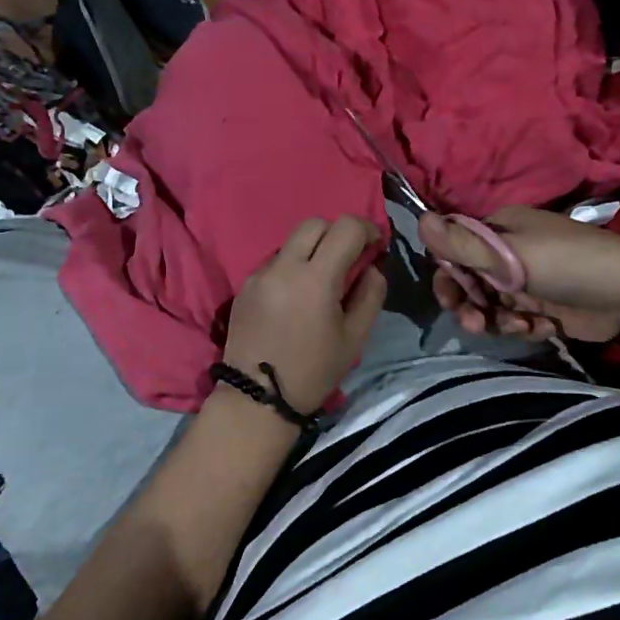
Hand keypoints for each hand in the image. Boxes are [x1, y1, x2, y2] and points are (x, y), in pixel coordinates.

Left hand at [221, 215, 388, 412]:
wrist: (257, 396)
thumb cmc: (314, 371)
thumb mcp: (355, 338)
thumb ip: (371, 295)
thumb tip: (372, 268)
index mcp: (315, 279)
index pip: (346, 227)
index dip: (367, 228)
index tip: (375, 246)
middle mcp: (284, 266)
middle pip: (315, 223)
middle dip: (338, 233)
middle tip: (349, 259)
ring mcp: (260, 273)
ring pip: (292, 240)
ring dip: (313, 249)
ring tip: (321, 280)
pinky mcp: (245, 285)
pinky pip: (275, 261)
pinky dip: (292, 266)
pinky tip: (296, 296)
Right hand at [417, 207, 619, 342]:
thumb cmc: (567, 265)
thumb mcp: (510, 255)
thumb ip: (463, 245)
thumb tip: (420, 219)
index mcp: (500, 229)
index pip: (457, 250)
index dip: (449, 276)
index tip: (451, 299)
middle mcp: (510, 252)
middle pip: (471, 281)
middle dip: (470, 305)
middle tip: (475, 325)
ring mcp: (528, 280)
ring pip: (492, 305)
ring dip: (496, 320)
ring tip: (516, 328)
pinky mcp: (543, 307)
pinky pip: (515, 319)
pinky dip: (522, 326)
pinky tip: (541, 329)